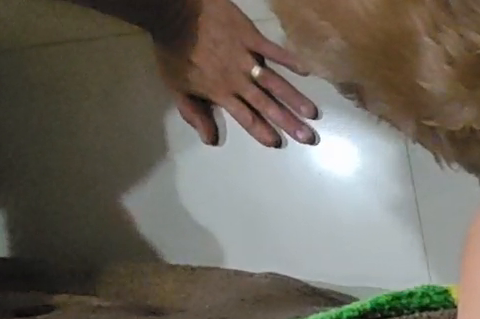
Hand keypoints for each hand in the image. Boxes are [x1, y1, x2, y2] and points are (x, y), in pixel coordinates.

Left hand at [154, 0, 317, 147]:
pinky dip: (288, 59)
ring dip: (293, 97)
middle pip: (265, 104)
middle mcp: (237, 79)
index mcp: (220, 91)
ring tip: (312, 113)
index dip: (261, 131)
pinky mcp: (248, 36)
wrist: (167, 8)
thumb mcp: (175, 84)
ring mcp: (244, 57)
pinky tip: (305, 71)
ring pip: (273, 81)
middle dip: (287, 122)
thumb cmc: (172, 48)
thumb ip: (194, 113)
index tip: (277, 143)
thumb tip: (210, 140)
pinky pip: (271, 49)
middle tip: (308, 138)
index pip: (245, 117)